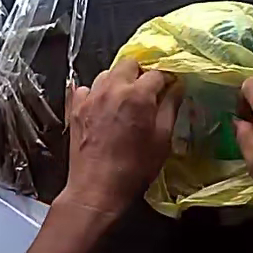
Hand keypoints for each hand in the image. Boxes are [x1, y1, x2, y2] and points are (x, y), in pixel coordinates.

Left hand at [59, 58, 181, 217]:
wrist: (96, 189)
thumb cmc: (135, 168)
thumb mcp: (162, 139)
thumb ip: (170, 108)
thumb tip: (177, 87)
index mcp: (138, 95)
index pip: (157, 73)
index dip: (167, 79)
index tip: (170, 87)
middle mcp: (112, 88)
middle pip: (130, 64)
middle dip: (141, 73)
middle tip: (148, 91)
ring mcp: (91, 97)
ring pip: (107, 73)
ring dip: (119, 81)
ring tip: (125, 99)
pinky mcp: (75, 108)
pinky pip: (87, 88)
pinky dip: (97, 93)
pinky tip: (103, 107)